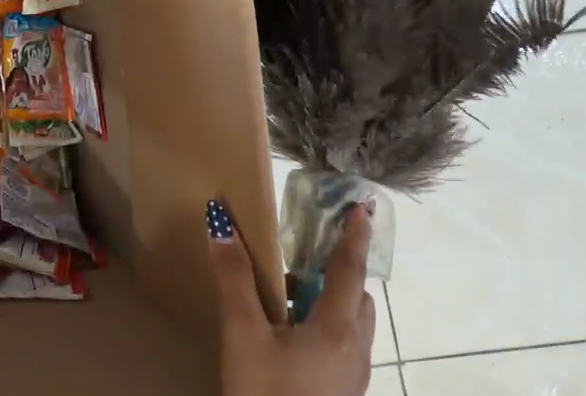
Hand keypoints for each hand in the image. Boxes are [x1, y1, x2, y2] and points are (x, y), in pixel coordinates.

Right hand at [209, 198, 374, 395]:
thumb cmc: (266, 392)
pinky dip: (322, 320)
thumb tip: (220, 219)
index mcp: (336, 329)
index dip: (353, 237)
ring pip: (349, 324)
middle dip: (339, 268)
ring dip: (330, 296)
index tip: (364, 207)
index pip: (348, 272)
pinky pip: (339, 343)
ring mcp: (350, 377)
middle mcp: (354, 350)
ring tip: (291, 283)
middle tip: (311, 244)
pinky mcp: (339, 393)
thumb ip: (234, 276)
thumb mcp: (243, 331)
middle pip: (355, 299)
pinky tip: (287, 328)